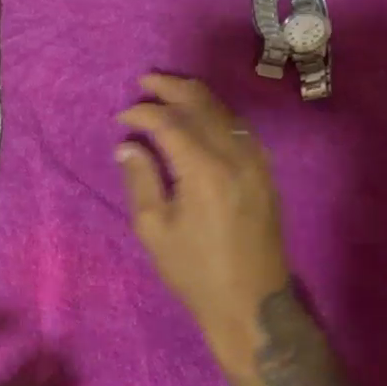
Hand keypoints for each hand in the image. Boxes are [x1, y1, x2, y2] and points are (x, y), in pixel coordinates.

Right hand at [116, 75, 289, 344]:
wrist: (253, 303)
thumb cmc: (195, 271)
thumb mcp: (154, 229)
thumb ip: (140, 179)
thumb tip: (128, 145)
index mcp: (204, 171)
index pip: (170, 122)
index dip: (143, 112)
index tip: (121, 116)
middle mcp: (234, 157)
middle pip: (202, 105)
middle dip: (172, 89)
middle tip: (145, 82)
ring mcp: (256, 163)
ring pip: (225, 112)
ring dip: (196, 96)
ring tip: (169, 91)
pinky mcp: (265, 172)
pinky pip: (240, 128)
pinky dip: (217, 113)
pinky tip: (202, 115)